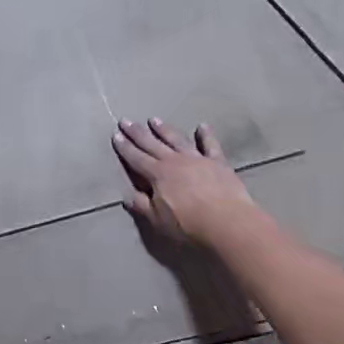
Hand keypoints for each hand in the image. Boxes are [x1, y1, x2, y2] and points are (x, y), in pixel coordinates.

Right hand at [112, 119, 263, 249]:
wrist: (227, 223)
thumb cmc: (188, 224)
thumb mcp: (157, 219)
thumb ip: (141, 205)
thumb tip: (127, 196)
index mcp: (157, 174)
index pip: (135, 158)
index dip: (124, 147)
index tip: (115, 135)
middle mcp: (174, 161)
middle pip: (151, 144)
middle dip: (137, 133)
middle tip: (126, 120)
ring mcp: (196, 159)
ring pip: (176, 140)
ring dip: (164, 130)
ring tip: (154, 119)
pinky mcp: (218, 163)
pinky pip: (210, 146)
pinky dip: (206, 135)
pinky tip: (202, 126)